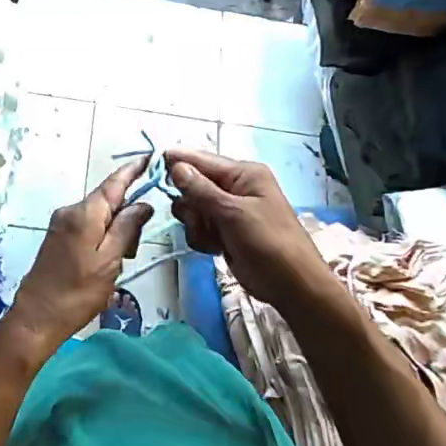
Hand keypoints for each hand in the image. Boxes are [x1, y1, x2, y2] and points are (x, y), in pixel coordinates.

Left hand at [5, 159, 153, 356]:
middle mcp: (70, 210)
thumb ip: (127, 228)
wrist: (37, 317)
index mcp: (84, 212)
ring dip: (115, 230)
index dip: (133, 170)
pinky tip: (105, 261)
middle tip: (134, 249)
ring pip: (99, 215)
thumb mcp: (110, 259)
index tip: (151, 157)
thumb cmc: (78, 291)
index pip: (114, 183)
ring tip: (119, 262)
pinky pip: (88, 227)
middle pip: (108, 200)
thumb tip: (143, 203)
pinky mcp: (58, 237)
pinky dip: (102, 237)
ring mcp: (61, 223)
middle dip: (127, 215)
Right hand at [165, 149, 338, 310]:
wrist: (292, 285)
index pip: (202, 160)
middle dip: (190, 203)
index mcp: (244, 174)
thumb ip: (201, 190)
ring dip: (196, 224)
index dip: (178, 162)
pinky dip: (202, 238)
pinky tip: (215, 249)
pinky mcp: (224, 233)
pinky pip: (199, 228)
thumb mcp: (233, 213)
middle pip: (193, 185)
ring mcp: (229, 211)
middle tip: (199, 219)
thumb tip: (176, 165)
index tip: (153, 168)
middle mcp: (235, 188)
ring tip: (211, 238)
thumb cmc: (269, 243)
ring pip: (192, 209)